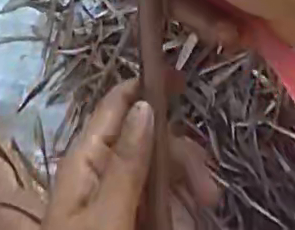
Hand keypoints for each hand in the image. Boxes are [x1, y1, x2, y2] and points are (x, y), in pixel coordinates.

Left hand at [44, 80, 220, 229]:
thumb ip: (127, 162)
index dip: (147, 84)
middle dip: (181, 153)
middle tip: (208, 184)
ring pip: (160, 171)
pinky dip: (180, 208)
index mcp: (86, 161)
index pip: (116, 104)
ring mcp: (116, 201)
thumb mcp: (107, 218)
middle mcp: (101, 173)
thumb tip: (145, 104)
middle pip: (148, 137)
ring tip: (206, 209)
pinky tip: (191, 221)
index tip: (184, 79)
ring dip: (187, 184)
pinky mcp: (129, 223)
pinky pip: (160, 204)